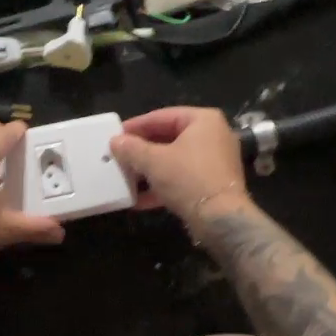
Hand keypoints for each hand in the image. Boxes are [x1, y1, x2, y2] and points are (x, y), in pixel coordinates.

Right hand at [109, 107, 249, 225]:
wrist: (220, 219)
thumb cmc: (188, 179)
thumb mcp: (154, 161)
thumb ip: (132, 149)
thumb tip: (115, 142)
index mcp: (203, 120)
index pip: (162, 116)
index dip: (136, 126)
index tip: (115, 135)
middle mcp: (212, 136)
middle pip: (168, 138)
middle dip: (142, 151)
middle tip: (119, 157)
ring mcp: (214, 162)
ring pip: (174, 161)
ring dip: (149, 171)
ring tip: (125, 178)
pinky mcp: (212, 185)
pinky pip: (182, 179)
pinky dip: (162, 186)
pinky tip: (139, 199)